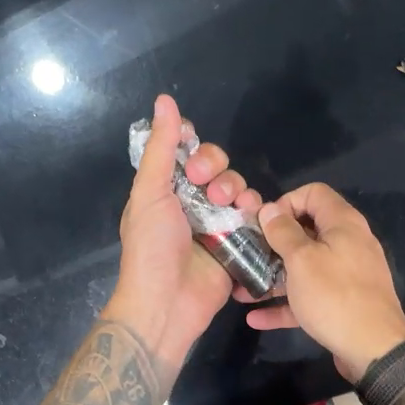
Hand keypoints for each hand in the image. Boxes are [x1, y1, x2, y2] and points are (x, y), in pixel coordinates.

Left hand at [102, 94, 262, 372]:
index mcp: (165, 191)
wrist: (166, 303)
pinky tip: (249, 216)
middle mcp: (192, 205)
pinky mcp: (237, 247)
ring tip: (229, 206)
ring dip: (237, 189)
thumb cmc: (150, 248)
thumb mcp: (149, 193)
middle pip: (218, 167)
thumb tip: (164, 100)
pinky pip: (254, 219)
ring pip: (239, 189)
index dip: (194, 146)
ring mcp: (215, 226)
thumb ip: (161, 148)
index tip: (192, 156)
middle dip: (217, 168)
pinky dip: (255, 212)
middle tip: (207, 186)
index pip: (187, 153)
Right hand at [249, 183, 404, 381]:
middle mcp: (347, 243)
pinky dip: (285, 304)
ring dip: (273, 277)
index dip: (285, 202)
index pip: (313, 194)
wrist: (374, 349)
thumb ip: (283, 232)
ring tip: (242, 289)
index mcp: (343, 224)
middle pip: (306, 232)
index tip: (262, 224)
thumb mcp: (302, 260)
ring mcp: (345, 275)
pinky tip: (256, 318)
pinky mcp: (340, 303)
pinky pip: (308, 296)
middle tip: (246, 256)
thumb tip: (270, 209)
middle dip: (273, 244)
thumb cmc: (334, 296)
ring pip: (304, 268)